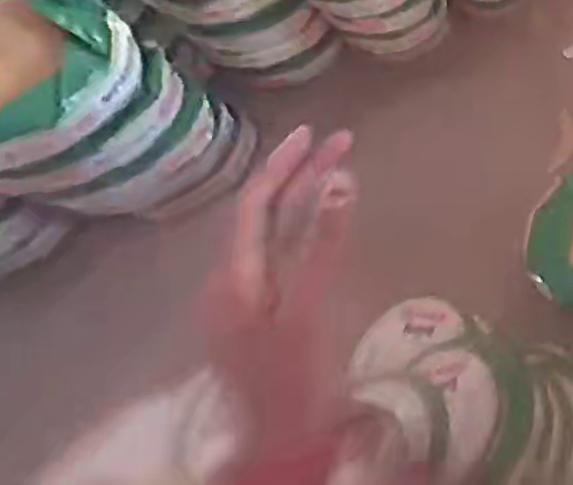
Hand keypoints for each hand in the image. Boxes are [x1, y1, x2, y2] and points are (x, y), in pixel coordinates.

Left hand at [200, 125, 357, 464]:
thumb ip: (324, 242)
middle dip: (300, 172)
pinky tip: (318, 213)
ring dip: (302, 192)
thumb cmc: (295, 375)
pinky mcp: (259, 306)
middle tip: (341, 140)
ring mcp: (243, 294)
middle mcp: (230, 279)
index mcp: (234, 278)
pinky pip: (278, 247)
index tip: (314, 132)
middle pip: (263, 212)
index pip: (253, 204)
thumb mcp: (311, 306)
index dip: (282, 164)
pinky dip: (301, 219)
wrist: (278, 439)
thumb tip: (339, 179)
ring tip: (335, 163)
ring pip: (271, 229)